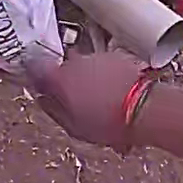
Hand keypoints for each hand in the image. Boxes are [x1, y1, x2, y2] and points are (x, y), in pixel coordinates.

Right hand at [27, 50, 147, 149]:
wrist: (145, 109)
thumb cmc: (109, 122)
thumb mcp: (73, 127)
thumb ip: (53, 109)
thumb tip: (43, 99)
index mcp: (60, 78)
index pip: (36, 68)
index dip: (38, 77)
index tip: (43, 88)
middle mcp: (76, 62)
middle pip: (63, 67)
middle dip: (67, 81)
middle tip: (77, 101)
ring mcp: (97, 56)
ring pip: (85, 66)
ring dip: (88, 78)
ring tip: (101, 101)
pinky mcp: (117, 56)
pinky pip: (103, 65)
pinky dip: (105, 76)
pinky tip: (114, 94)